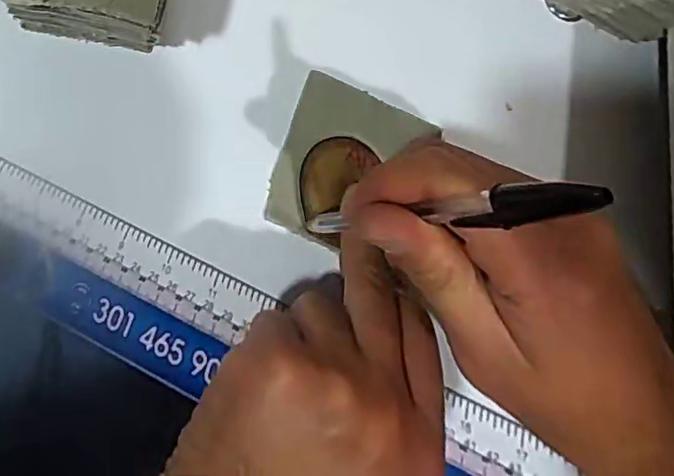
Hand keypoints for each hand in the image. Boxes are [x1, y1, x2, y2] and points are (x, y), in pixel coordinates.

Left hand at [163, 230, 444, 475]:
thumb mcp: (376, 464)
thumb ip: (392, 405)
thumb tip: (380, 337)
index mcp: (416, 435)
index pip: (421, 332)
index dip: (401, 292)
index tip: (389, 267)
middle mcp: (384, 400)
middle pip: (378, 296)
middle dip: (366, 257)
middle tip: (360, 222)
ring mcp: (332, 376)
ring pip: (317, 304)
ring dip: (298, 328)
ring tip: (283, 381)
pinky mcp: (279, 363)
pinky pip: (273, 321)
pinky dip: (261, 346)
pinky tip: (253, 390)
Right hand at [344, 140, 673, 475]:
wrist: (648, 413)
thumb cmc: (567, 401)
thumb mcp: (486, 352)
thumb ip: (433, 274)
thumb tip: (377, 219)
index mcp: (535, 250)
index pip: (446, 179)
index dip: (389, 184)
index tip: (352, 210)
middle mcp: (553, 209)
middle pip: (454, 159)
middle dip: (398, 179)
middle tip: (363, 217)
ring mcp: (563, 203)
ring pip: (470, 163)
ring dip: (422, 185)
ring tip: (391, 224)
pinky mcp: (564, 206)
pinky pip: (492, 181)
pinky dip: (452, 194)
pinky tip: (436, 228)